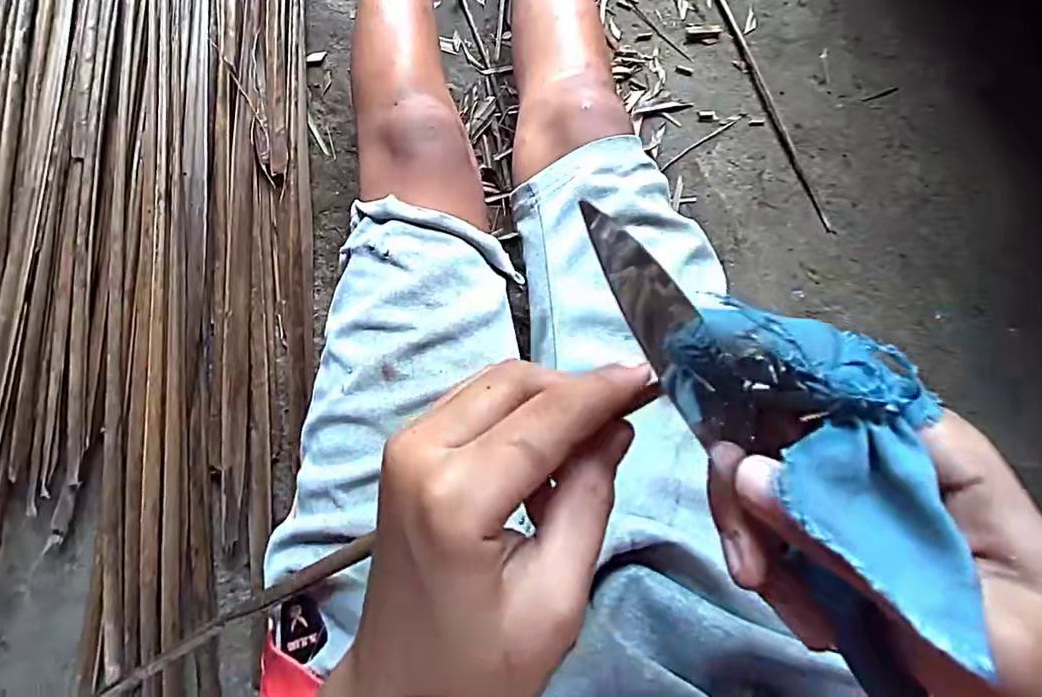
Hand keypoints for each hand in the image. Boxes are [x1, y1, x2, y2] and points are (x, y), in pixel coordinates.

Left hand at [323, 360, 655, 696]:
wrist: (398, 687)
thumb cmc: (479, 666)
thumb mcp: (555, 600)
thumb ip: (589, 500)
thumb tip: (616, 427)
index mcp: (454, 495)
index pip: (541, 419)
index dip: (598, 392)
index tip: (644, 375)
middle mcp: (420, 449)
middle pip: (514, 384)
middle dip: (575, 390)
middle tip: (624, 410)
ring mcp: (406, 442)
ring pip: (494, 384)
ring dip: (547, 399)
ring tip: (585, 445)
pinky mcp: (406, 446)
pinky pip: (473, 401)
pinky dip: (517, 413)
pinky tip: (541, 457)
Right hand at [707, 412, 1041, 696]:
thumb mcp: (961, 617)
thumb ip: (851, 542)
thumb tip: (745, 469)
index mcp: (927, 444)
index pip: (826, 386)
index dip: (765, 400)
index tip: (725, 451)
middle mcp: (882, 453)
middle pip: (778, 430)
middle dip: (748, 493)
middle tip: (749, 566)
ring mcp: (856, 495)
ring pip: (764, 477)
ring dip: (758, 541)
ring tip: (787, 607)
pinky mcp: (839, 536)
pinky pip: (775, 526)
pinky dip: (773, 569)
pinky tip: (807, 620)